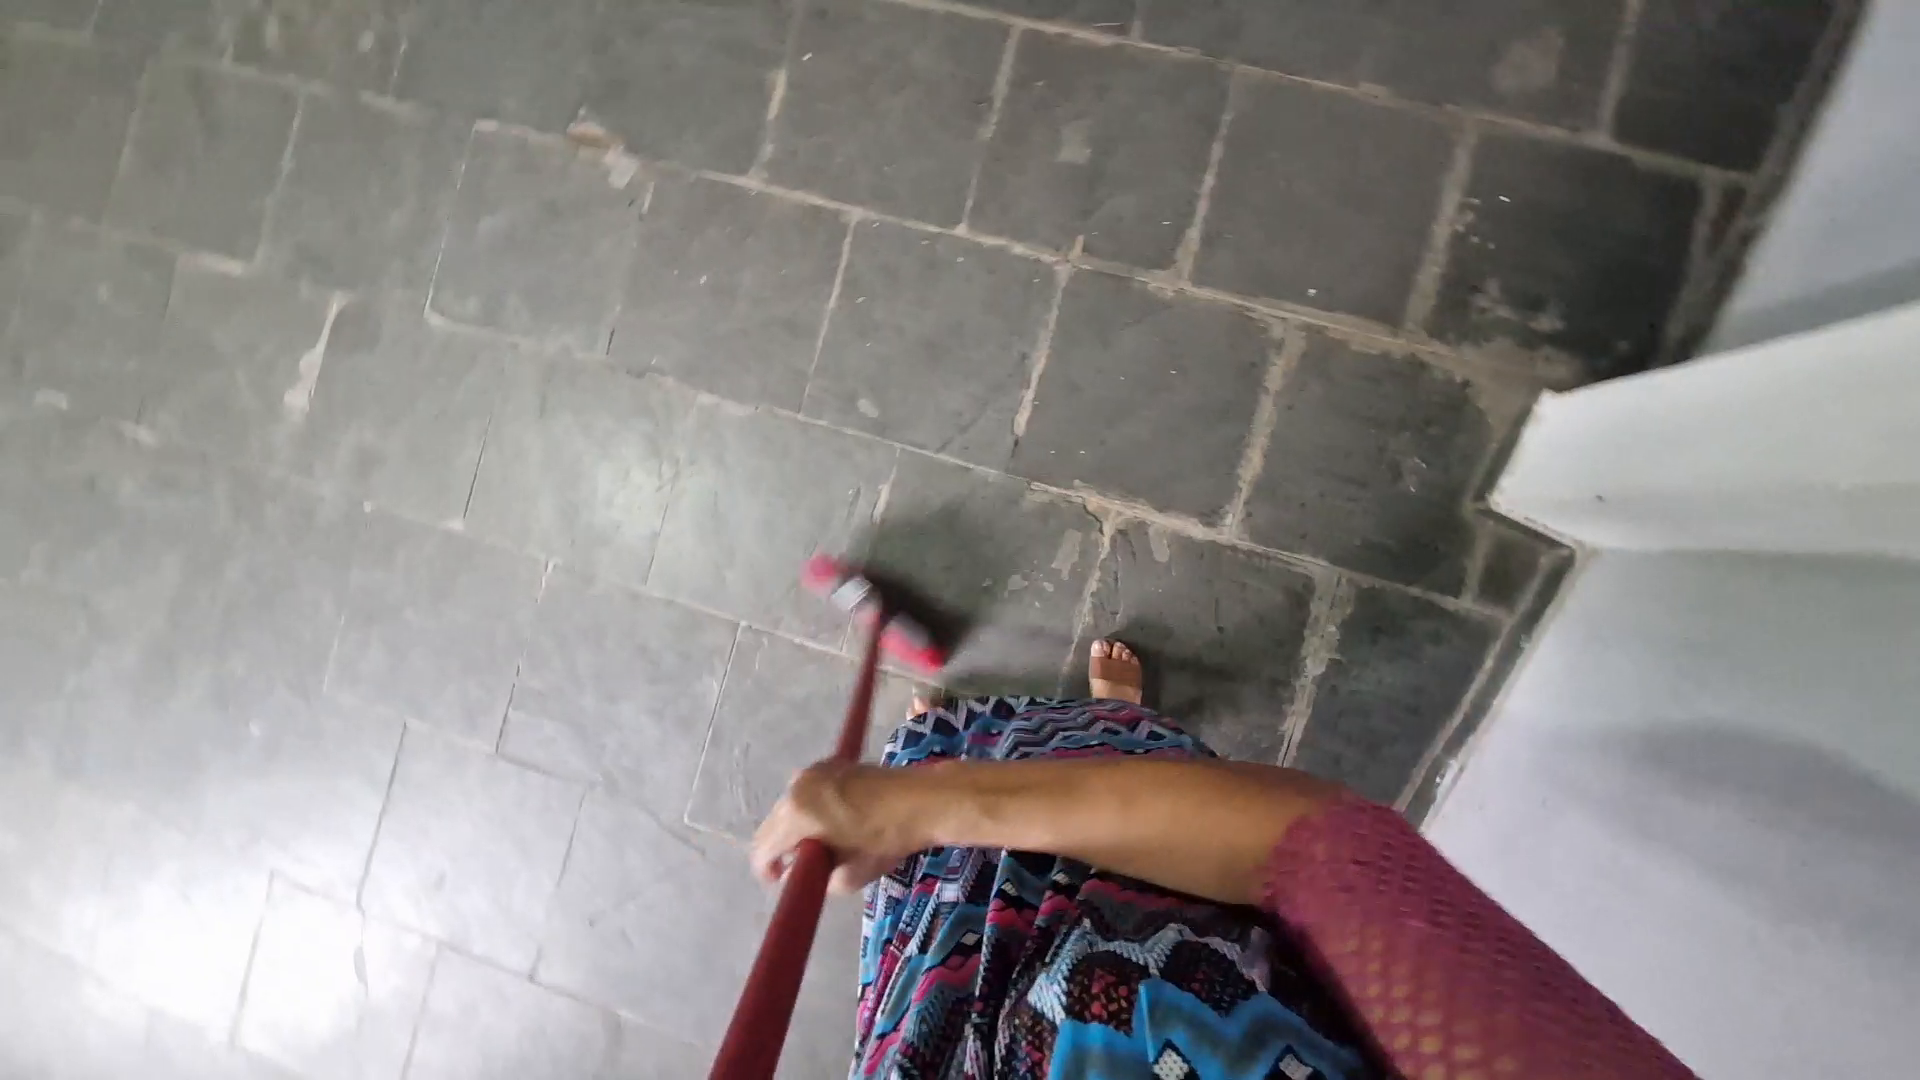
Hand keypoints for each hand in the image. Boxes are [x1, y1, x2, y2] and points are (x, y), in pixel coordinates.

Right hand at [750, 760, 931, 893]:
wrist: (920, 798)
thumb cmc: (885, 839)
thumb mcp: (850, 875)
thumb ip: (817, 880)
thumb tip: (802, 873)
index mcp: (797, 814)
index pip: (763, 848)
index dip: (767, 870)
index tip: (781, 881)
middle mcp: (797, 787)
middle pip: (773, 824)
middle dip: (782, 847)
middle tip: (806, 864)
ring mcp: (813, 770)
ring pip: (788, 806)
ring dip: (796, 826)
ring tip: (822, 842)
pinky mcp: (830, 763)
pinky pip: (806, 791)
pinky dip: (810, 808)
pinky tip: (834, 820)